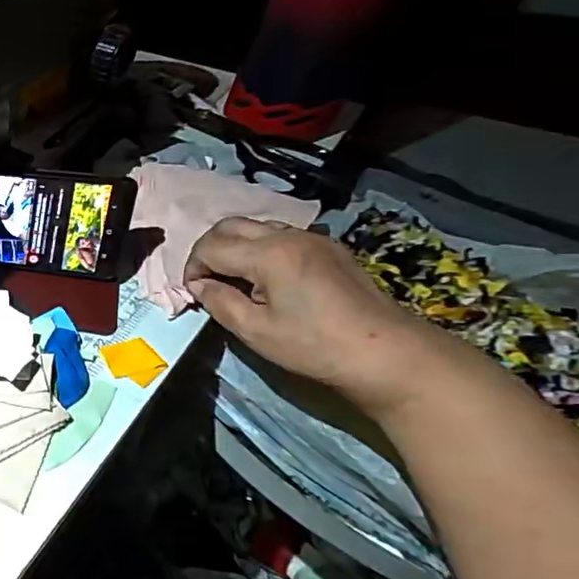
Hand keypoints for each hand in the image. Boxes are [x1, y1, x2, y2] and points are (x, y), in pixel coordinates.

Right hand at [183, 217, 480, 416]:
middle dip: (209, 248)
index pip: (211, 247)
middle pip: (230, 226)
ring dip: (235, 245)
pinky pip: (281, 234)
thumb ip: (221, 303)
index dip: (194, 268)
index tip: (194, 293)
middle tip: (207, 280)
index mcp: (267, 253)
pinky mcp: (328, 247)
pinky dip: (261, 247)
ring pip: (257, 226)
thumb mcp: (258, 332)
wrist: (385, 352)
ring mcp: (310, 237)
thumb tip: (199, 286)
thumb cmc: (315, 347)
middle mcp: (287, 234)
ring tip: (235, 278)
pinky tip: (268, 276)